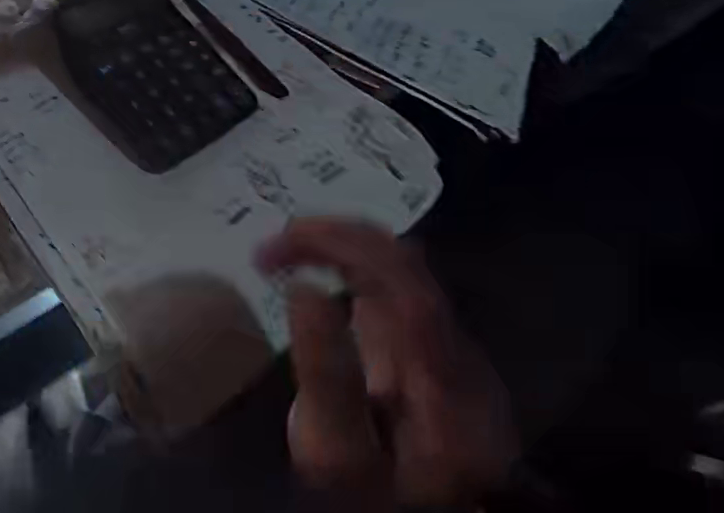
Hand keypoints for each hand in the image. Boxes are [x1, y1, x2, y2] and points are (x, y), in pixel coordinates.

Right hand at [255, 218, 515, 508]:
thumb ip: (325, 372)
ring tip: (283, 255)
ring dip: (335, 246)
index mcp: (439, 369)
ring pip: (395, 264)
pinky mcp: (437, 348)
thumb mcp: (339, 450)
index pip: (395, 271)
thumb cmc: (379, 495)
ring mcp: (451, 345)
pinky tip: (315, 274)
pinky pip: (391, 282)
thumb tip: (303, 285)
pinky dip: (346, 265)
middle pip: (397, 257)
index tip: (268, 250)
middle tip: (268, 249)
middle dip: (326, 236)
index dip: (332, 241)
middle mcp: (455, 346)